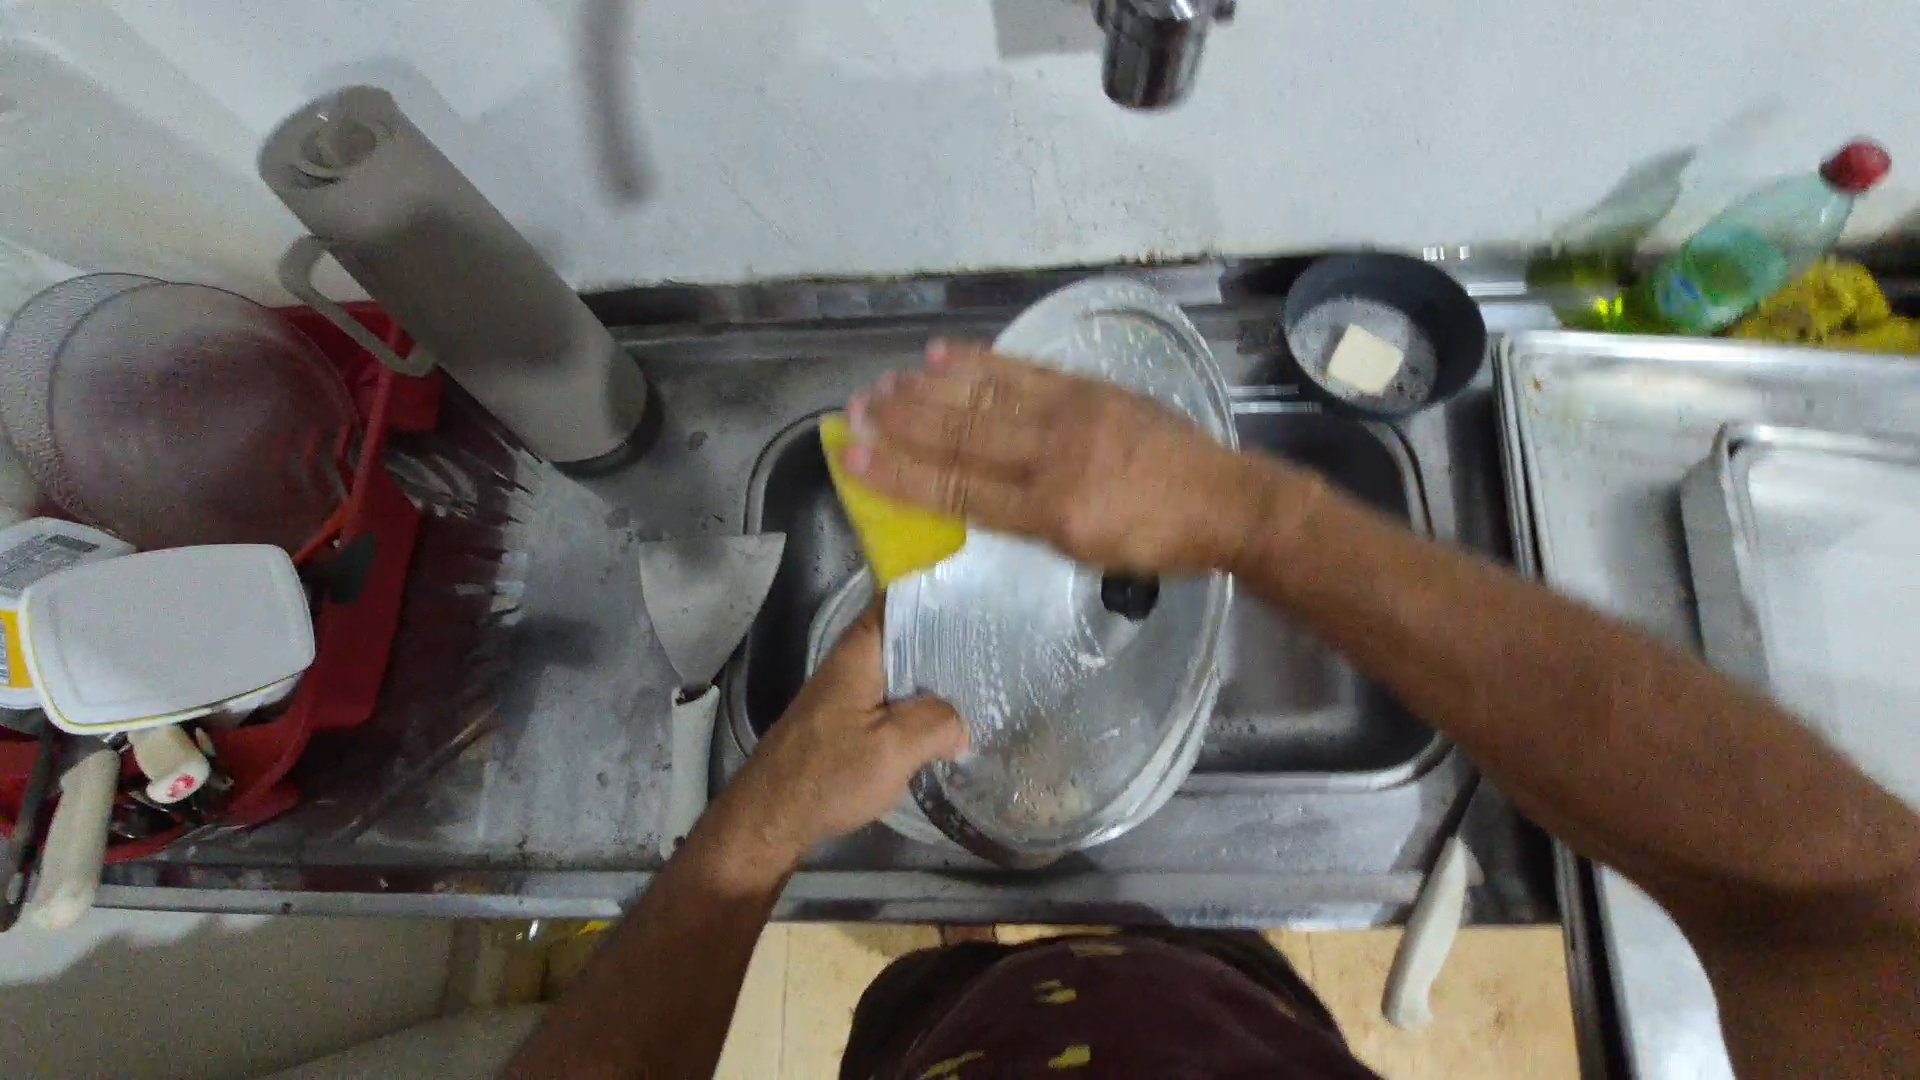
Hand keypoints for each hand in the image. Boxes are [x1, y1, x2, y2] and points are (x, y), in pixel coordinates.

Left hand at [708, 609, 965, 871]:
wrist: (770, 818)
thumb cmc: (827, 775)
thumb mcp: (893, 749)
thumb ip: (937, 724)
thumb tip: (963, 724)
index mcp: (861, 651)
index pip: (902, 600)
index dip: (940, 596)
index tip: (981, 604)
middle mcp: (854, 660)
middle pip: (908, 634)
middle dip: (949, 639)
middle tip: (994, 648)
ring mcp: (850, 690)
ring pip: (903, 669)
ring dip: (937, 676)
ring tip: (982, 681)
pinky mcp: (850, 718)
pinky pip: (894, 698)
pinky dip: (921, 703)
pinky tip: (948, 721)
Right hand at [844, 340, 1301, 574]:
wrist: (1224, 500)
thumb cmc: (1154, 541)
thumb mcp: (1084, 552)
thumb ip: (1025, 522)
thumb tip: (970, 495)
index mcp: (1051, 512)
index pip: (960, 491)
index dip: (901, 475)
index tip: (856, 458)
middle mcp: (1054, 457)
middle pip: (963, 437)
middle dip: (902, 424)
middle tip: (855, 410)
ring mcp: (1072, 414)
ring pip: (985, 398)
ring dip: (928, 390)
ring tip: (884, 383)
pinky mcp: (1088, 387)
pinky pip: (1024, 371)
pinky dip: (979, 362)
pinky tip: (943, 355)